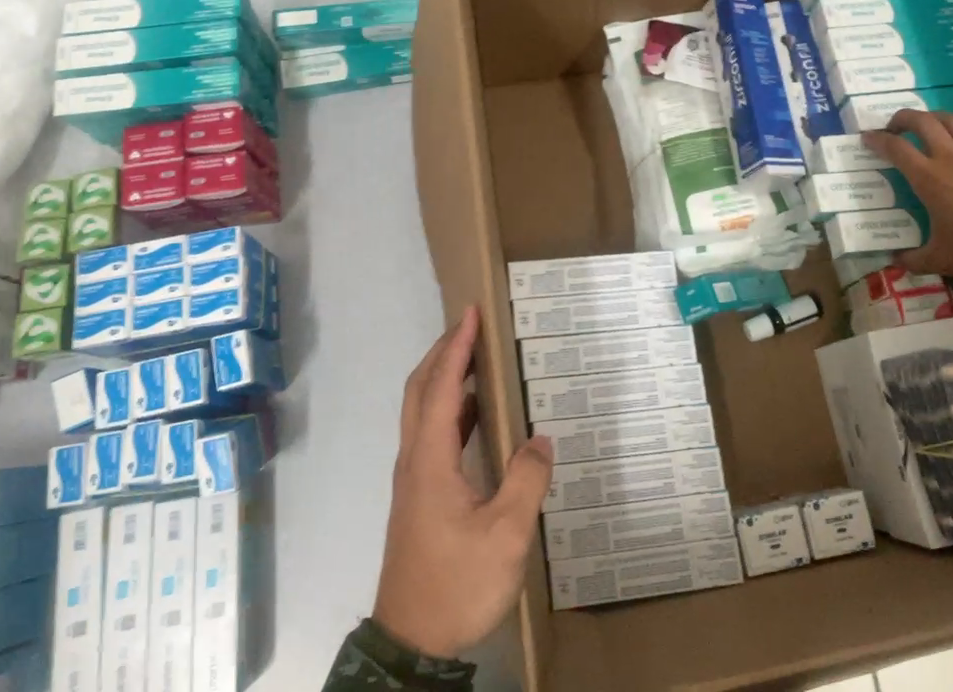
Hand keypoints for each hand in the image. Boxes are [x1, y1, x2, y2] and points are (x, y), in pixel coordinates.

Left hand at [372, 305, 553, 659]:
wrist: (412, 640)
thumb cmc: (457, 582)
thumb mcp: (505, 534)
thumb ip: (525, 480)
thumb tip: (539, 440)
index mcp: (429, 460)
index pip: (439, 388)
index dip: (455, 348)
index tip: (470, 313)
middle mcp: (414, 461)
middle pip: (419, 391)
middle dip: (442, 353)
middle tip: (470, 326)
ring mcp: (414, 480)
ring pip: (421, 413)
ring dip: (443, 379)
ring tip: (476, 359)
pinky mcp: (419, 498)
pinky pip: (430, 436)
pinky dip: (448, 411)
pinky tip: (475, 418)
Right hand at [862, 110, 952, 277]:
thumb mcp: (942, 259)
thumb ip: (915, 259)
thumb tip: (895, 262)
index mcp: (929, 178)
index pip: (896, 148)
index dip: (878, 139)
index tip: (867, 137)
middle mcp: (951, 158)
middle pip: (923, 122)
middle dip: (904, 118)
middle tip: (895, 126)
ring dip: (937, 119)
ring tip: (930, 126)